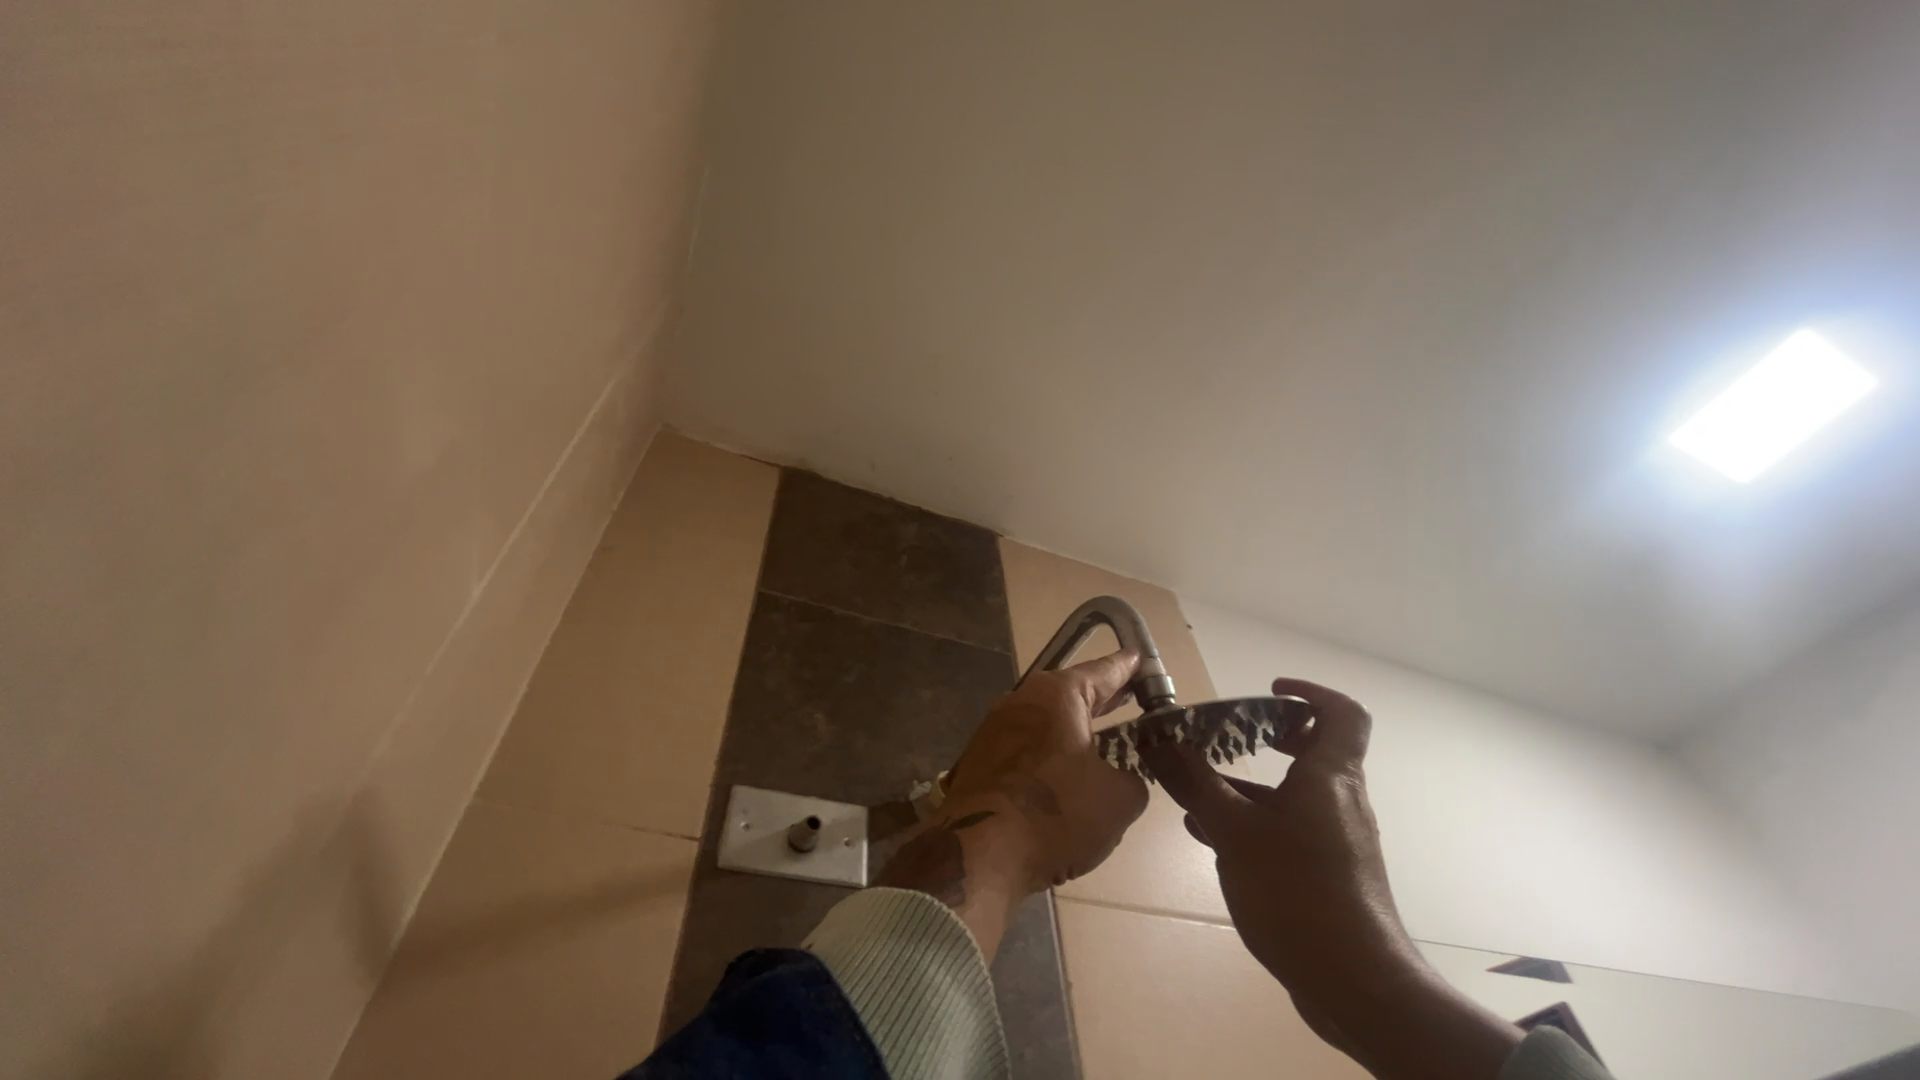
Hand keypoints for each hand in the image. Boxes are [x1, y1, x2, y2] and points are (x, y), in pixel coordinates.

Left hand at [874, 651, 1149, 958]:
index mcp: (1057, 695)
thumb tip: (1123, 780)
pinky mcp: (979, 760)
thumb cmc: (1055, 813)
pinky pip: (1025, 747)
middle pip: (1070, 693)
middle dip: (1101, 698)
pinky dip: (1049, 753)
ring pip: (1045, 721)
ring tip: (1103, 737)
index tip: (1140, 659)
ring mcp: (994, 730)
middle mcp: (1021, 701)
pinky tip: (1065, 774)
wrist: (978, 851)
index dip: (1126, 668)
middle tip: (1130, 696)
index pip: (1102, 671)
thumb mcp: (1118, 799)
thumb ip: (1132, 780)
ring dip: (1073, 729)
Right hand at [1144, 677, 1521, 1079]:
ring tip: (1196, 791)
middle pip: (1315, 752)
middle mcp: (1340, 802)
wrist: (1354, 982)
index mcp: (1330, 777)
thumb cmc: (1296, 889)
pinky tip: (1209, 837)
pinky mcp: (1328, 876)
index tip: (1269, 692)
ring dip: (1248, 787)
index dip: (1309, 693)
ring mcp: (1336, 842)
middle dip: (1271, 739)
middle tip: (1234, 735)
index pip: (1341, 713)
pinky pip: (1288, 831)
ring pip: (1293, 796)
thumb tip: (1160, 742)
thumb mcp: (1233, 830)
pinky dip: (1252, 823)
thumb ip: (1195, 784)